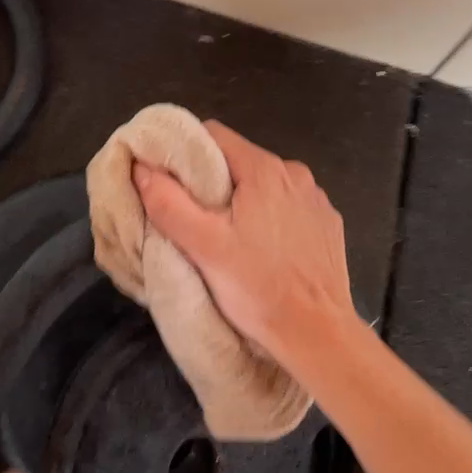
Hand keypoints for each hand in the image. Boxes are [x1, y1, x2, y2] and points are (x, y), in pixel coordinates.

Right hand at [132, 120, 352, 362]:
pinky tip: (264, 250)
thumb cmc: (258, 288)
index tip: (170, 180)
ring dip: (243, 200)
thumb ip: (168, 202)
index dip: (186, 152)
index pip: (213, 135)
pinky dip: (271, 218)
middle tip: (195, 216)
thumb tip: (142, 167)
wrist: (319, 337)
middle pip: (238, 159)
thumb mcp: (203, 246)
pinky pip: (289, 206)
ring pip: (264, 183)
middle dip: (213, 181)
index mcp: (264, 168)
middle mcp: (295, 173)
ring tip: (228, 237)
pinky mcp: (329, 224)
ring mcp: (316, 199)